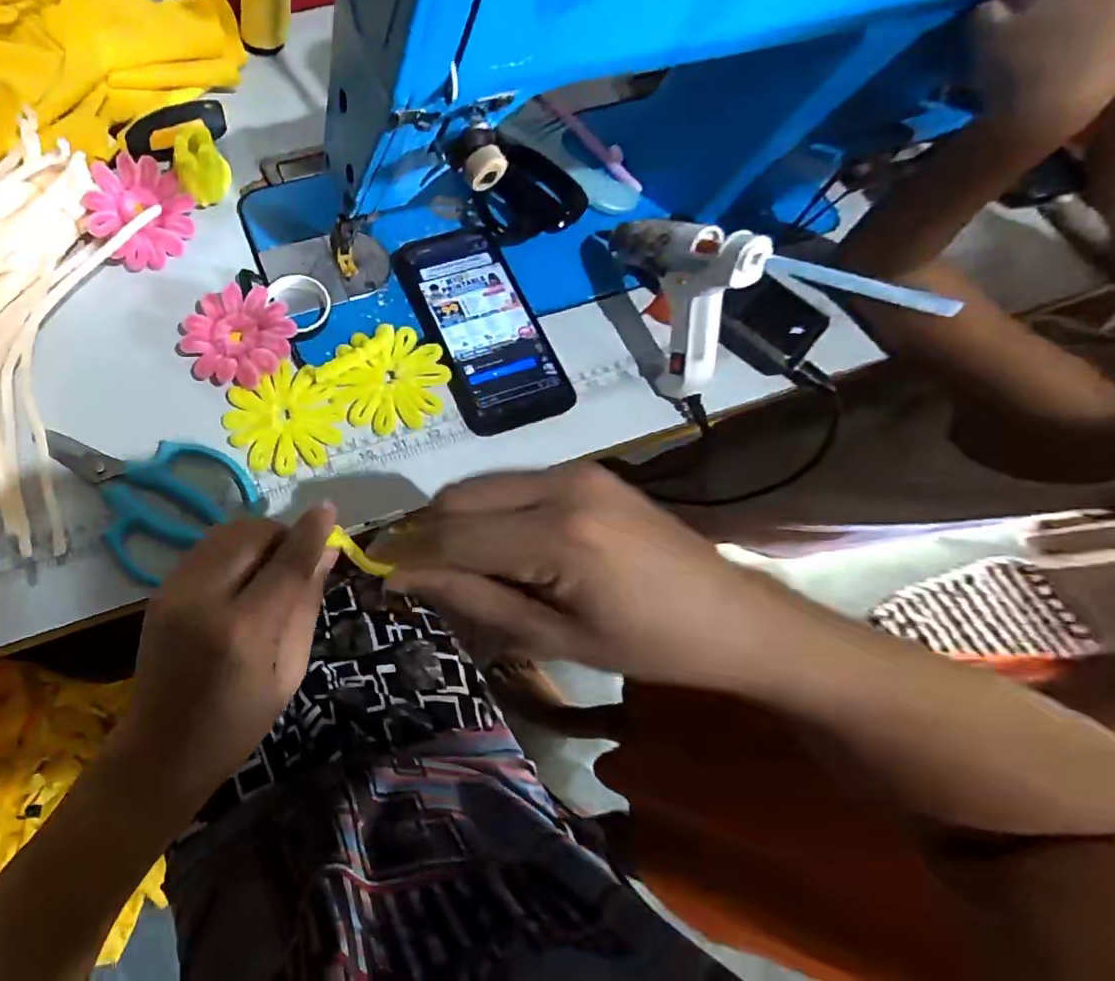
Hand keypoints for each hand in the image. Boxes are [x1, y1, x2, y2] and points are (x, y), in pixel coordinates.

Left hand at [105, 504, 337, 811]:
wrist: (162, 747)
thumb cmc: (238, 723)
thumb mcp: (288, 672)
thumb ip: (305, 605)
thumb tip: (325, 554)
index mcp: (244, 630)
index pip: (286, 562)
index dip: (311, 532)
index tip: (329, 509)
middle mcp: (204, 598)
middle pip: (252, 534)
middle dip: (281, 534)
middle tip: (298, 557)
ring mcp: (175, 590)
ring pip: (226, 532)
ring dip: (256, 538)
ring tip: (270, 567)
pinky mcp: (160, 589)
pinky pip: (206, 548)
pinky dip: (231, 550)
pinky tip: (240, 577)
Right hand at [383, 465, 789, 684]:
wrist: (735, 617)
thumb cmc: (649, 646)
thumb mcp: (555, 638)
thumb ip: (475, 600)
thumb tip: (405, 577)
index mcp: (560, 535)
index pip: (454, 535)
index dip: (409, 556)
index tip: (378, 578)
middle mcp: (562, 485)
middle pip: (457, 497)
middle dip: (425, 535)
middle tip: (413, 575)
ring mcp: (574, 470)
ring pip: (478, 485)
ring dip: (453, 522)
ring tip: (454, 566)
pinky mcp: (583, 469)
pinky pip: (508, 484)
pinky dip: (486, 512)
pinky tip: (496, 547)